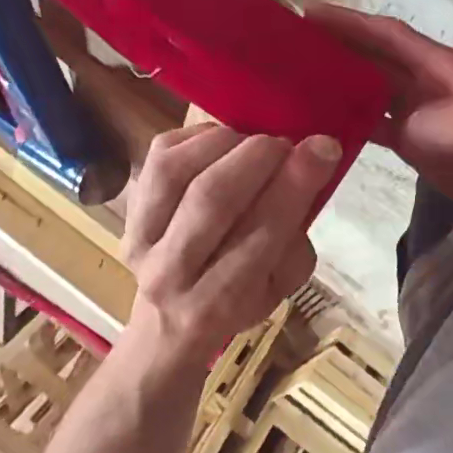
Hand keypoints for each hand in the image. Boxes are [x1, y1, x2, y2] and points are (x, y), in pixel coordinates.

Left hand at [121, 125, 341, 359]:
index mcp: (215, 305)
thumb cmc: (236, 298)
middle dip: (259, 158)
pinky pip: (163, 154)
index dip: (294, 186)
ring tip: (255, 143)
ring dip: (227, 144)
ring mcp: (139, 236)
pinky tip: (224, 143)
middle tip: (287, 143)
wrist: (168, 314)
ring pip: (179, 170)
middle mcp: (168, 272)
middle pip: (213, 198)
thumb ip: (295, 239)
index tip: (324, 148)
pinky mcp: (129, 204)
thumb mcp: (277, 288)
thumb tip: (309, 163)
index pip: (260, 237)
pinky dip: (199, 138)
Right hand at [308, 4, 452, 237]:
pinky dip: (348, 118)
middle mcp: (423, 83)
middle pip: (371, 57)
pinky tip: (322, 121)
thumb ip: (437, 117)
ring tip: (295, 77)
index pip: (388, 36)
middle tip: (290, 42)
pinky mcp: (413, 142)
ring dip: (336, 80)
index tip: (310, 12)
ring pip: (367, 88)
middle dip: (335, 45)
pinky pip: (372, 123)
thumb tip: (392, 120)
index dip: (350, 21)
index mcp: (439, 67)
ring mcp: (417, 113)